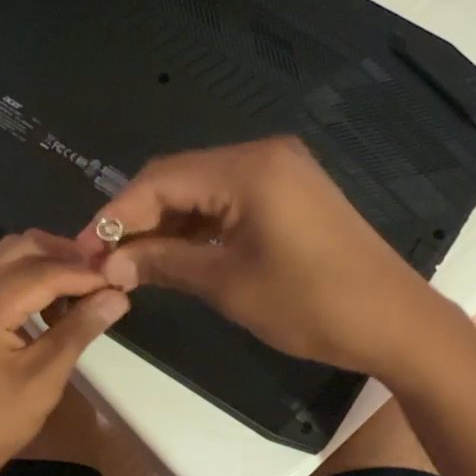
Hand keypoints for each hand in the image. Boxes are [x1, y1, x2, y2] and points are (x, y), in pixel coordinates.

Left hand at [0, 231, 128, 475]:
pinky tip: (49, 305)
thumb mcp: (44, 378)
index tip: (120, 281)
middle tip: (102, 276)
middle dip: (65, 256)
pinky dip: (23, 278)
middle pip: (21, 248)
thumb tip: (118, 296)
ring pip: (6, 258)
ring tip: (81, 290)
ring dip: (44, 264)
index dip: (86, 273)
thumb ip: (79, 330)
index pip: (44, 270)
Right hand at [85, 137, 444, 375]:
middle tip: (103, 259)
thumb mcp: (228, 284)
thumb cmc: (310, 304)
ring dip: (166, 225)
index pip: (160, 180)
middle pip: (178, 178)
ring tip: (130, 263)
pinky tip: (174, 255)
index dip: (114, 215)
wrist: (392, 320)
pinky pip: (229, 201)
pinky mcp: (290, 193)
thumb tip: (109, 263)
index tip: (82, 251)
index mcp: (247, 168)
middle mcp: (262, 155)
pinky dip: (198, 227)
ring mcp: (280, 171)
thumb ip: (164, 263)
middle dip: (137, 218)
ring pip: (201, 190)